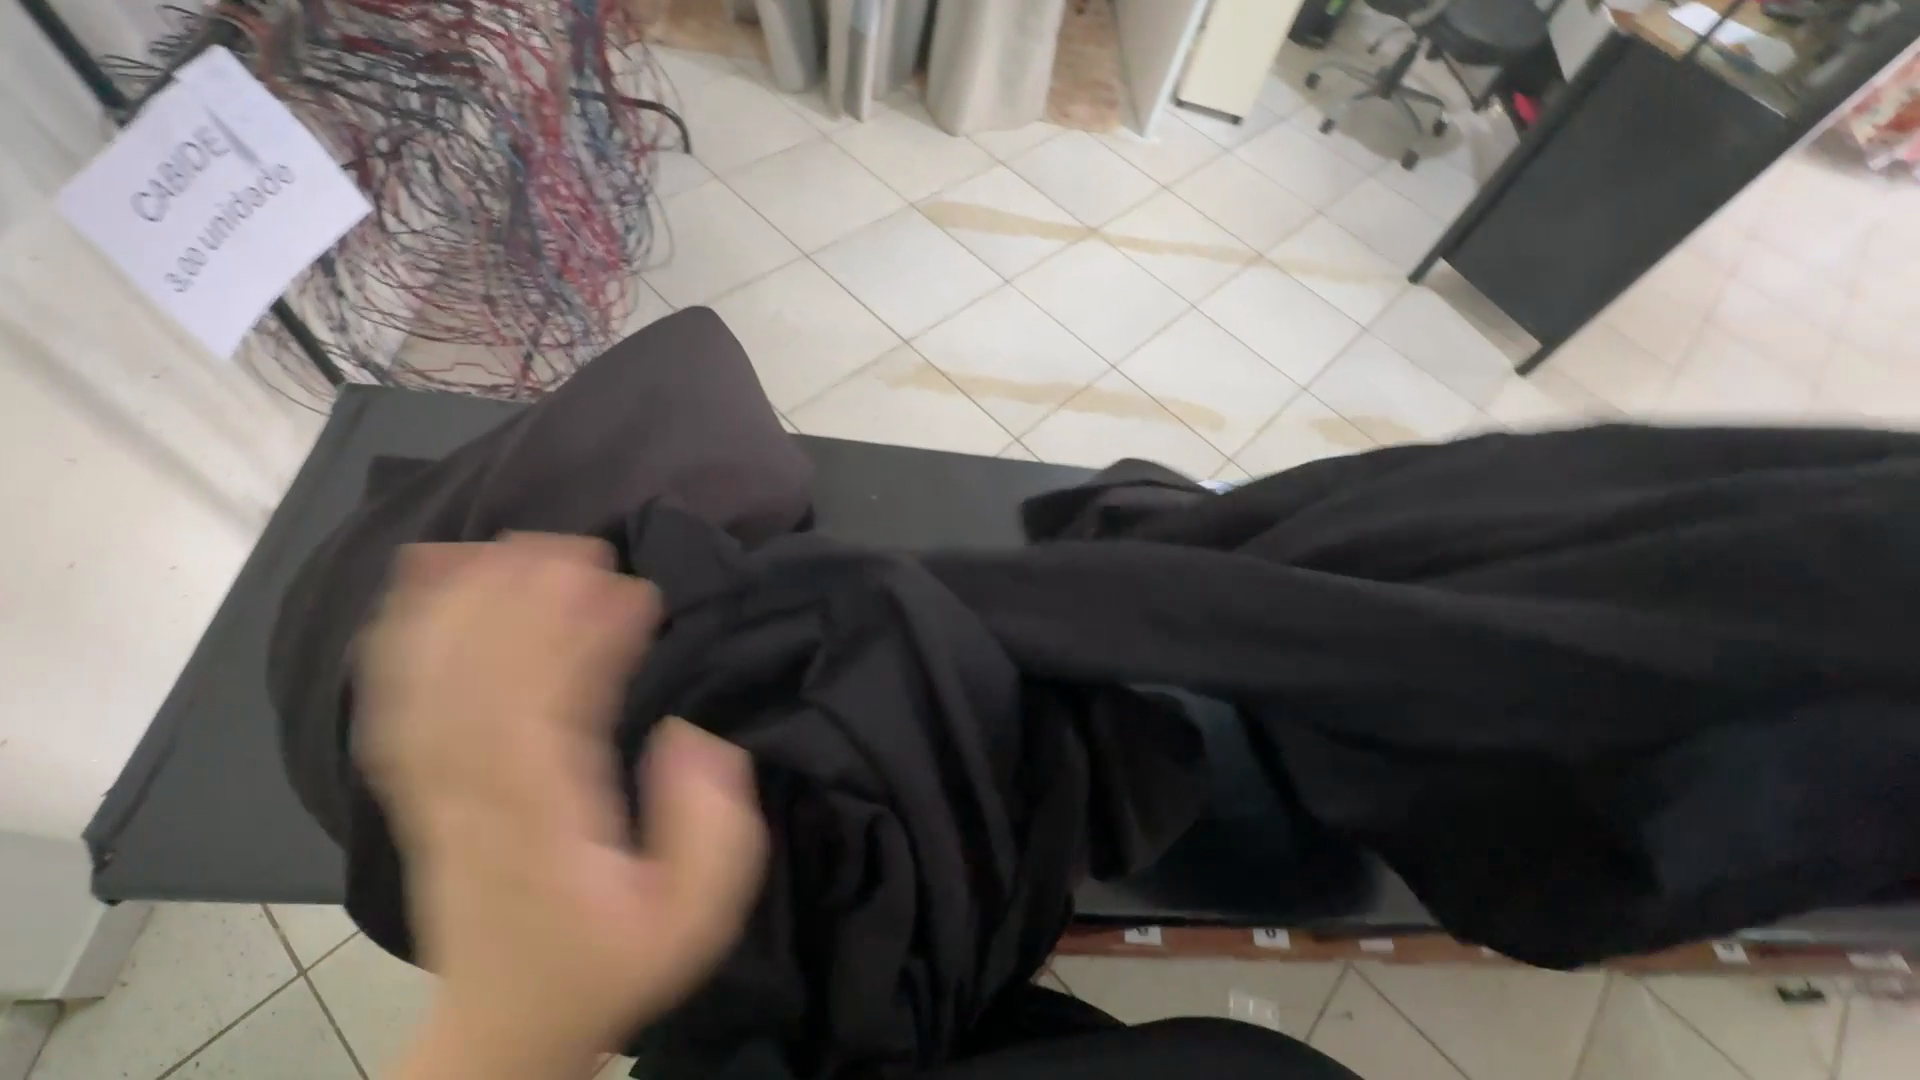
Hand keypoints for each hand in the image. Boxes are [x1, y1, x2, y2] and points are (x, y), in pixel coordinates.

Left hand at [357, 534, 767, 1079]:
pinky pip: (398, 700)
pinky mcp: (421, 788)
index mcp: (545, 817)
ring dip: (467, 601)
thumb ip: (710, 826)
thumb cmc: (611, 964)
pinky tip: (428, 589)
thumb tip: (692, 735)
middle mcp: (478, 793)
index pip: (549, 702)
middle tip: (581, 544)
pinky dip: (408, 635)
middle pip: (482, 673)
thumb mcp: (697, 914)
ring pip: (431, 677)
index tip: (634, 589)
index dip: (586, 633)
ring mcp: (436, 789)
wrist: (509, 1024)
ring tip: (510, 543)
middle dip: (526, 594)